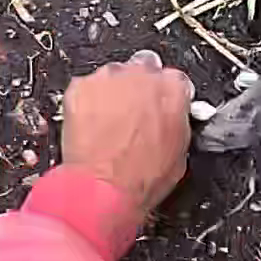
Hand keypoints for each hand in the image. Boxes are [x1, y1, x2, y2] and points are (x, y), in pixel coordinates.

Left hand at [61, 50, 193, 214]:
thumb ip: (178, 121)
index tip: (158, 108)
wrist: (103, 190)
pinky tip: (91, 126)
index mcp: (173, 87)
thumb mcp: (180, 152)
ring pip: (113, 77)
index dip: (165, 97)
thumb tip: (174, 119)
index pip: (174, 79)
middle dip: (138, 91)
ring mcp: (109, 78)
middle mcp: (142, 75)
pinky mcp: (81, 87)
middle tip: (132, 118)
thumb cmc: (141, 177)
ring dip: (113, 95)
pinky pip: (86, 88)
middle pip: (142, 70)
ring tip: (109, 126)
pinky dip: (87, 103)